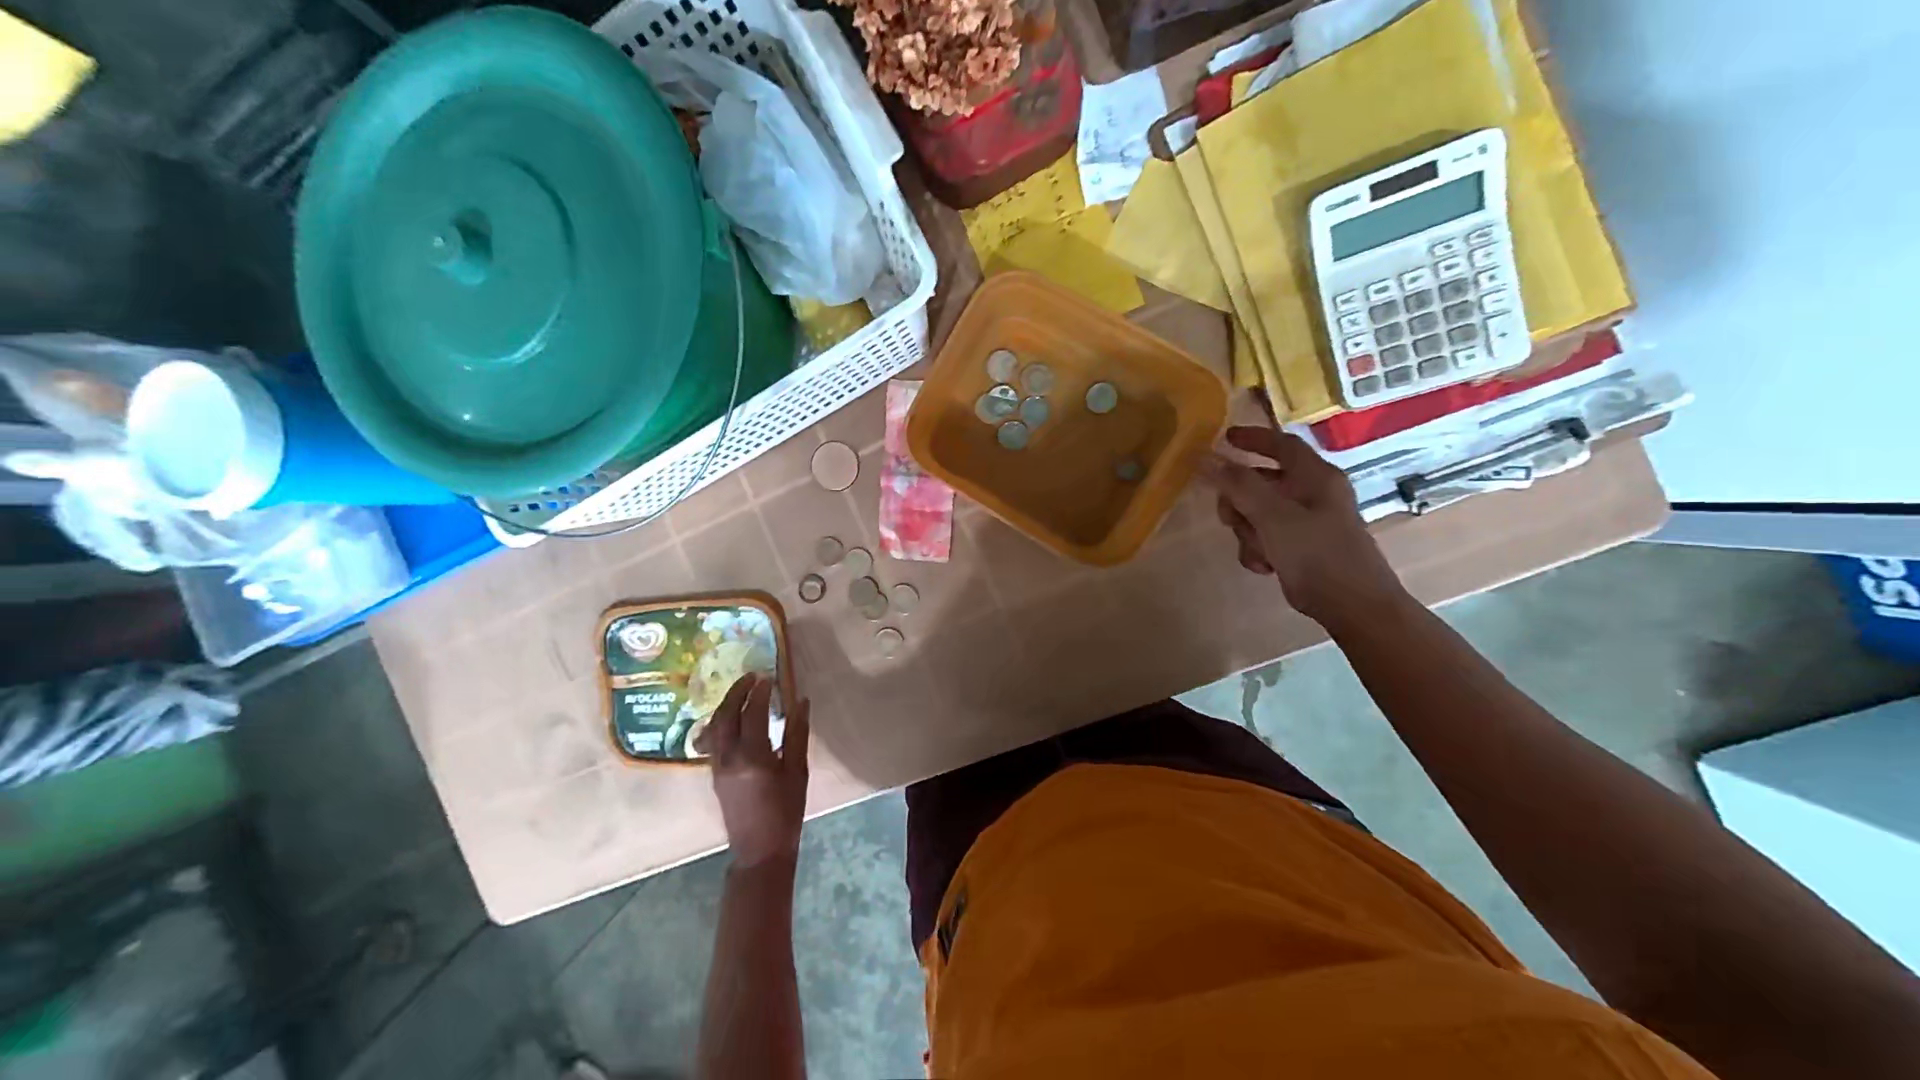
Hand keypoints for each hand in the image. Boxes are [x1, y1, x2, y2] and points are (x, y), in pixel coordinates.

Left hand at [694, 673, 810, 868]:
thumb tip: (801, 701)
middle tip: (753, 677)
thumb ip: (797, 734)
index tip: (769, 678)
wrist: (759, 850)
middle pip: (726, 714)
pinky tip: (732, 716)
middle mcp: (728, 757)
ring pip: (715, 725)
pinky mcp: (713, 772)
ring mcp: (717, 765)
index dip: (760, 692)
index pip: (752, 713)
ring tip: (743, 691)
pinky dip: (720, 721)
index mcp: (753, 756)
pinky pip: (712, 738)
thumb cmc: (786, 811)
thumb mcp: (798, 772)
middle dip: (738, 691)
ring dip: (727, 704)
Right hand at [1199, 426, 1406, 627]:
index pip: (1281, 444)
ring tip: (1257, 552)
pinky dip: (1261, 549)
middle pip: (1262, 482)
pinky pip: (1269, 537)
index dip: (1252, 438)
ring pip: (1260, 513)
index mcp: (1315, 477)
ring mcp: (1309, 521)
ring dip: (1249, 531)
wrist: (1354, 606)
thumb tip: (1206, 458)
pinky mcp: (1304, 546)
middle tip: (1229, 519)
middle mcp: (1314, 493)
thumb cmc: (1317, 554)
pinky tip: (1265, 567)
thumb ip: (1239, 485)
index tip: (1222, 440)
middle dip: (1240, 501)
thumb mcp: (1273, 516)